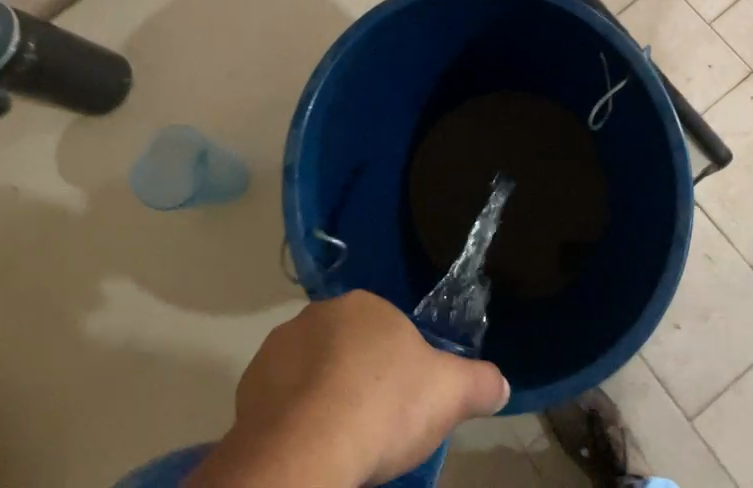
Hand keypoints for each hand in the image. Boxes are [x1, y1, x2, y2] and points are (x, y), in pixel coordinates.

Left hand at [190, 291, 509, 485]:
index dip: (399, 367)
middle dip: (359, 378)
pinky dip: (294, 419)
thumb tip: (502, 383)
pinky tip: (311, 447)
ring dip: (323, 397)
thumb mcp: (451, 394)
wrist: (309, 447)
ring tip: (341, 441)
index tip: (405, 401)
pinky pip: (281, 401)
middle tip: (375, 423)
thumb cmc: (385, 406)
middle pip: (347, 347)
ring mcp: (278, 348)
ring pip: (311, 372)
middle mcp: (317, 314)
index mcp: (365, 305)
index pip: (388, 328)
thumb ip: (481, 383)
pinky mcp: (249, 387)